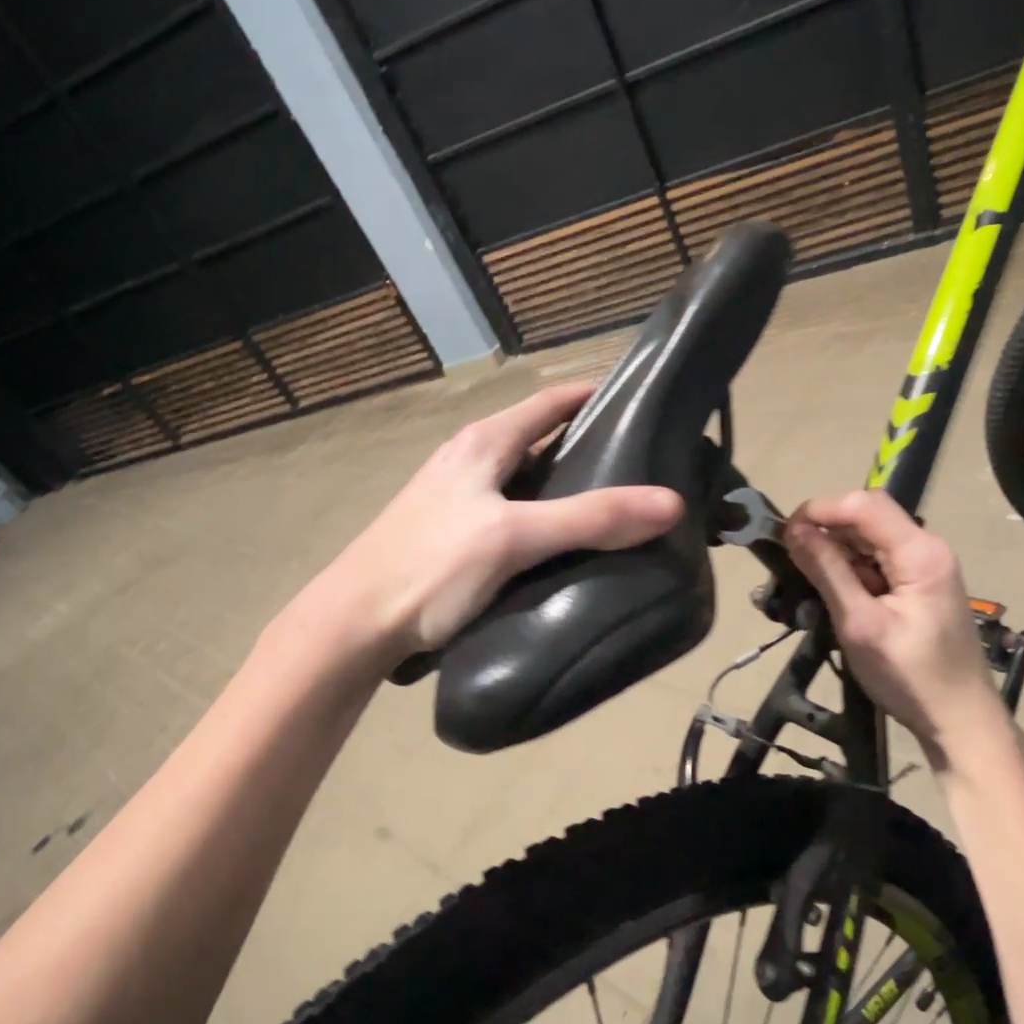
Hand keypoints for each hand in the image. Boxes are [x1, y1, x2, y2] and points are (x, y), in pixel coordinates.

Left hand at [298, 384, 682, 657]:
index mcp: (484, 441)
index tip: (649, 409)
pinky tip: (568, 549)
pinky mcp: (456, 535)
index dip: (598, 396)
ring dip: (570, 488)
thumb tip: (671, 503)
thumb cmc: (430, 568)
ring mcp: (460, 498)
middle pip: (544, 440)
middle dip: (593, 448)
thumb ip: (590, 519)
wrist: (353, 626)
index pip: (553, 401)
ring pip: (530, 481)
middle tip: (648, 471)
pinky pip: (516, 514)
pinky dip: (547, 520)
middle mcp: (471, 459)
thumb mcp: (514, 537)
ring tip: (621, 511)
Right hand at [784, 491, 1007, 768]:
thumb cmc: (911, 677)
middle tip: (792, 559)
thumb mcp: (860, 625)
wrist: (960, 720)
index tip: (785, 533)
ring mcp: (926, 565)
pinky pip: (879, 560)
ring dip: (836, 551)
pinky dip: (852, 569)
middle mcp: (927, 548)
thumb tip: (795, 531)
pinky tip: (835, 594)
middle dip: (826, 530)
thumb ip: (828, 572)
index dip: (820, 509)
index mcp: (920, 553)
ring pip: (870, 537)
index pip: (863, 505)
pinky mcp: (920, 583)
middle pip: (867, 516)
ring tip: (808, 581)